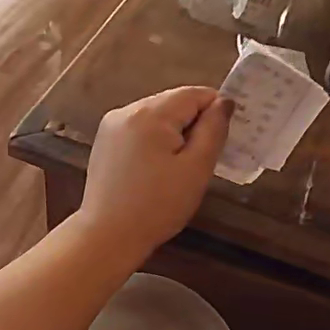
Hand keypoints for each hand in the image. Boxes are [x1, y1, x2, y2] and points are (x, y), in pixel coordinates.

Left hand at [79, 85, 232, 257]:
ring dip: (175, 134)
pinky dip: (156, 142)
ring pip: (157, 117)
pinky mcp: (104, 143)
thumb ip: (213, 130)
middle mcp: (127, 110)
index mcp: (151, 113)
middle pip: (174, 103)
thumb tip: (224, 102)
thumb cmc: (159, 205)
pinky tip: (157, 171)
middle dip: (194, 123)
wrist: (109, 236)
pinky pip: (140, 130)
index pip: (194, 94)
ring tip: (179, 169)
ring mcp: (111, 126)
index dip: (215, 110)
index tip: (224, 138)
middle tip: (203, 160)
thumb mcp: (196, 169)